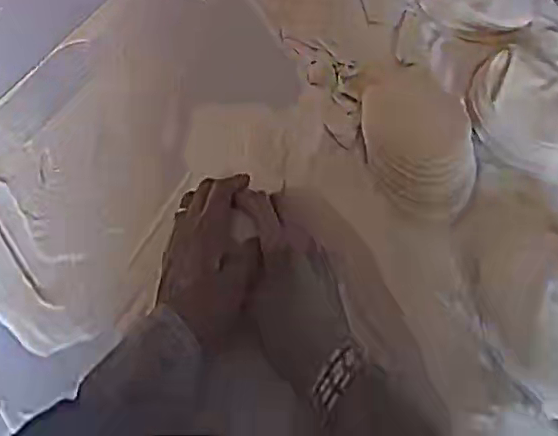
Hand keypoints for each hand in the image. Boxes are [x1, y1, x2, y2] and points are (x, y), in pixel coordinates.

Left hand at [158, 175, 262, 346]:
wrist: (174, 333)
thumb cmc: (209, 306)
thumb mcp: (239, 283)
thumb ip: (250, 255)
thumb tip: (256, 239)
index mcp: (207, 228)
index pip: (219, 192)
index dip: (234, 183)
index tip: (247, 182)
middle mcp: (189, 226)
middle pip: (202, 191)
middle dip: (220, 186)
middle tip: (236, 192)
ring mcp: (176, 238)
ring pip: (189, 203)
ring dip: (205, 197)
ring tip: (219, 206)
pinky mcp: (169, 253)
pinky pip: (182, 218)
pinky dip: (195, 212)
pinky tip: (202, 229)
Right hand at [238, 188, 353, 395]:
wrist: (327, 360)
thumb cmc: (284, 332)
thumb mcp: (253, 300)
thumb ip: (247, 265)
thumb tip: (244, 245)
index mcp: (281, 242)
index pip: (260, 203)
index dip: (242, 198)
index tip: (230, 201)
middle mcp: (302, 237)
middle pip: (279, 206)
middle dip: (261, 208)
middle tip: (244, 223)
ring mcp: (318, 249)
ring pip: (292, 223)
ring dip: (277, 226)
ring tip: (260, 246)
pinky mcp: (328, 264)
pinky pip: (303, 240)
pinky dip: (290, 242)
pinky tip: (280, 263)